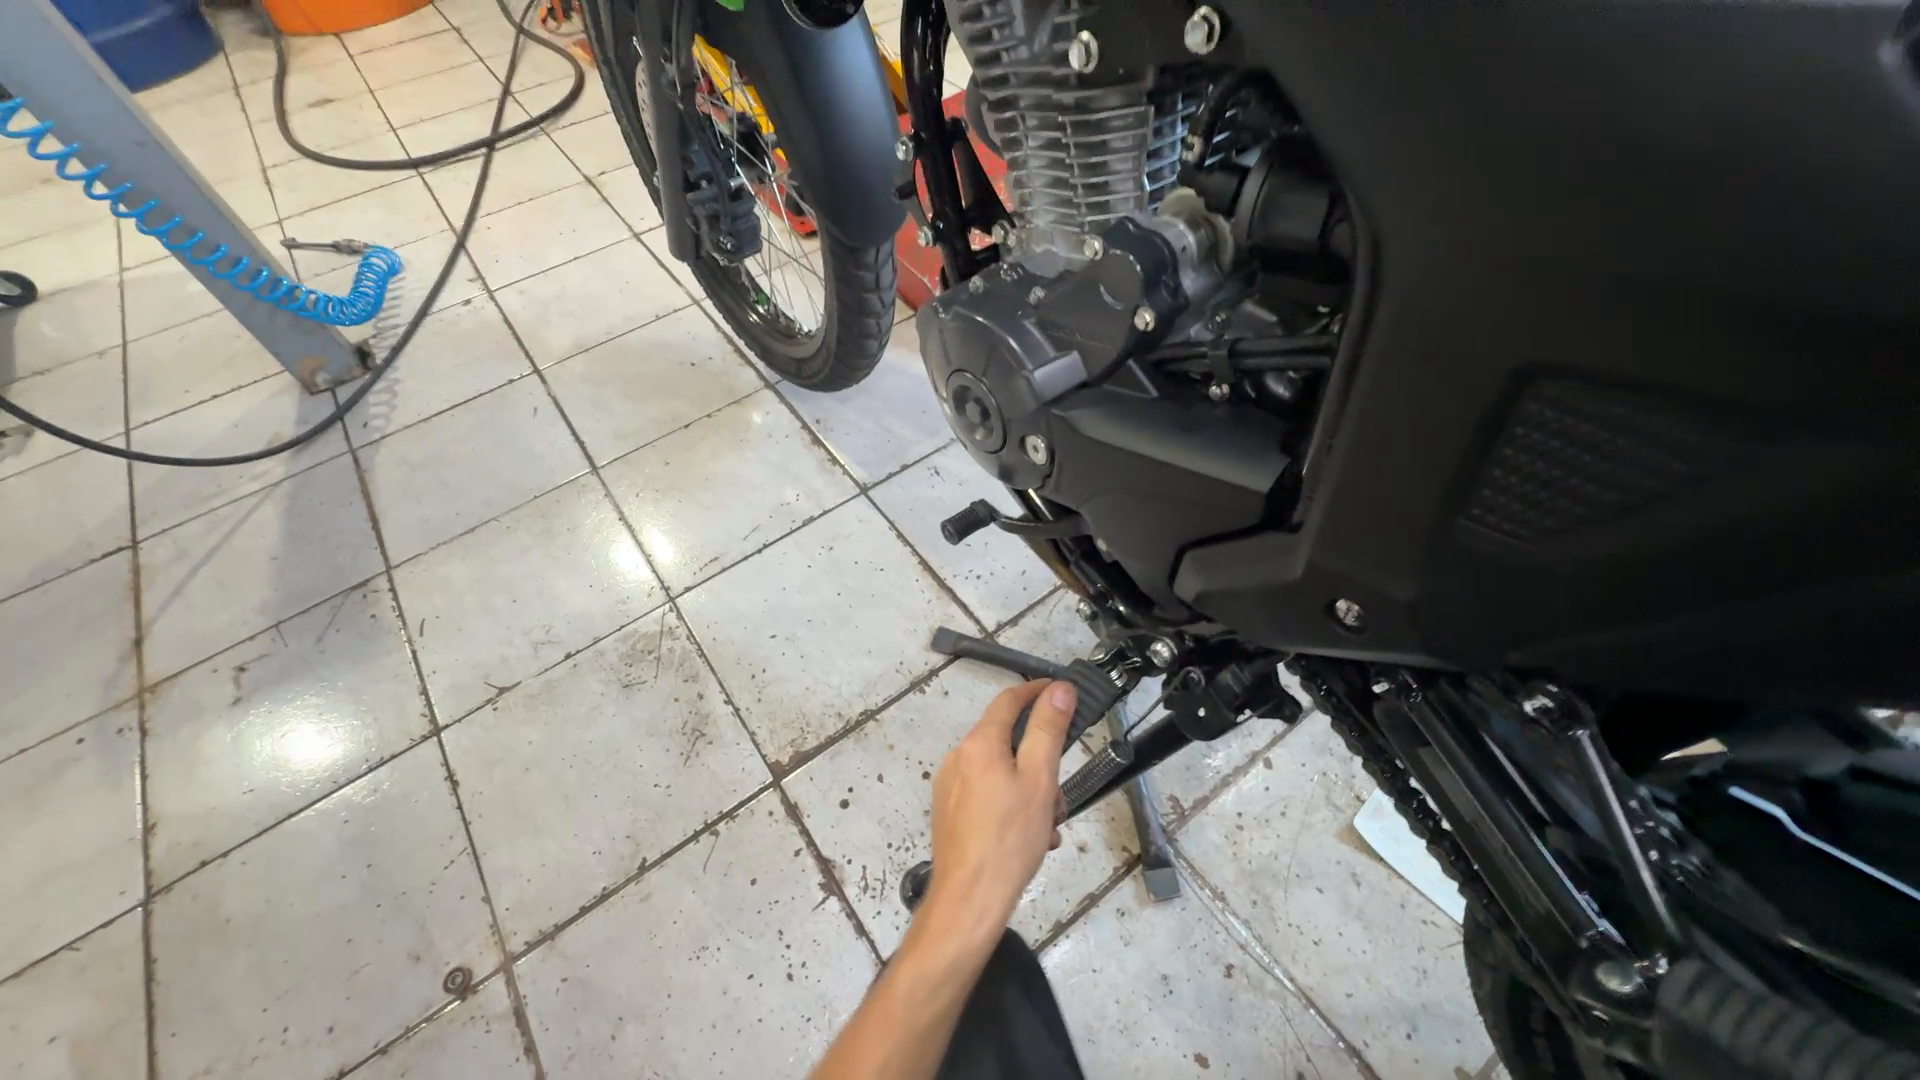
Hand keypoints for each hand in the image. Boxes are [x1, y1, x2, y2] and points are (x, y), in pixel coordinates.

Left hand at [920, 679, 1076, 940]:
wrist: (969, 899)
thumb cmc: (1009, 837)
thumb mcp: (1039, 779)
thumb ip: (1048, 730)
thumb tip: (1058, 689)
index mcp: (979, 744)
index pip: (1009, 701)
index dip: (1036, 691)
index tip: (1061, 691)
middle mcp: (958, 758)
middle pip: (1007, 742)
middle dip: (1040, 762)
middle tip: (1060, 797)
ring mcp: (950, 786)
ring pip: (1001, 773)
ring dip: (1029, 790)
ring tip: (1047, 828)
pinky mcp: (949, 812)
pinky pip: (988, 795)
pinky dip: (1011, 806)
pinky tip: (1028, 839)